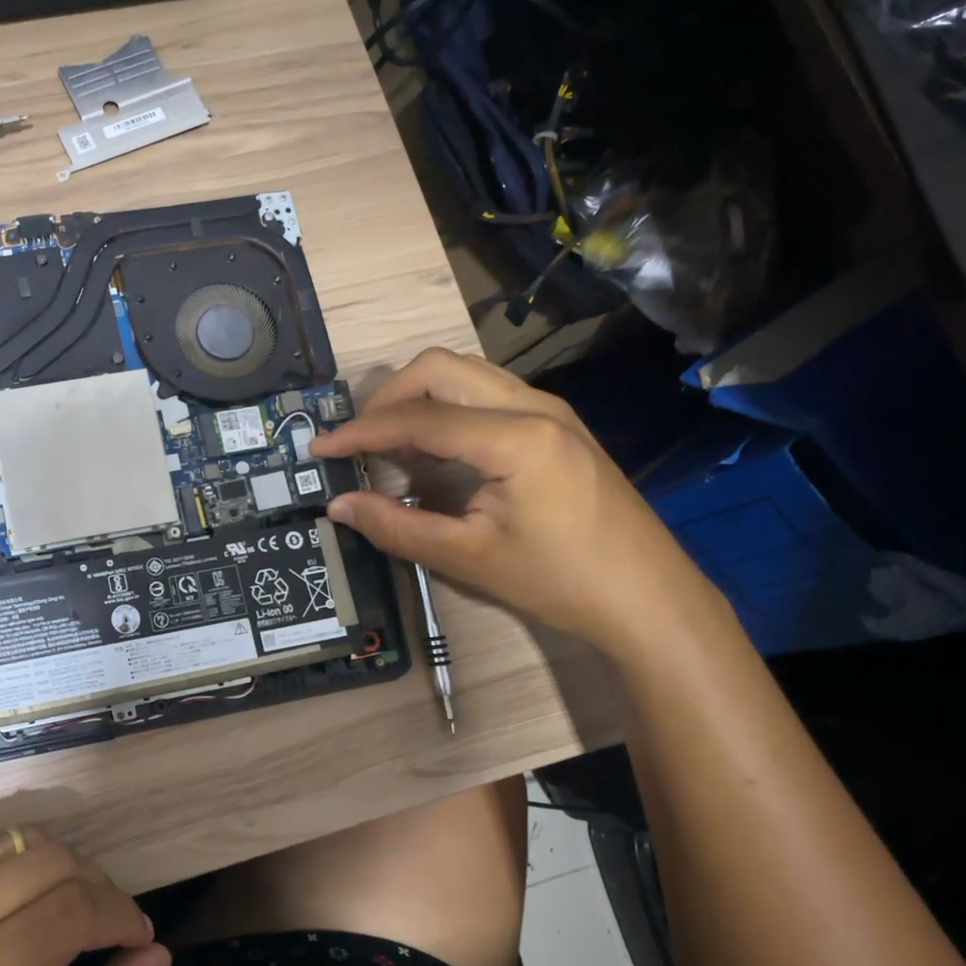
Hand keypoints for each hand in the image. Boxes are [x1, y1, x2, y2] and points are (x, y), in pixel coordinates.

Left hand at [0, 827, 170, 965]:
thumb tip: (152, 954)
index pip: (76, 910)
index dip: (123, 915)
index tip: (138, 935)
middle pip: (58, 862)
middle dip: (102, 887)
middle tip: (111, 922)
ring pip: (30, 839)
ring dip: (68, 866)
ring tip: (75, 905)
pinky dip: (28, 857)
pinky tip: (30, 892)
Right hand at [311, 348, 718, 654]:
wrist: (648, 598)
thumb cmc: (558, 580)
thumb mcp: (466, 558)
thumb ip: (395, 526)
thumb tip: (338, 505)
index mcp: (515, 438)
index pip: (419, 416)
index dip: (360, 432)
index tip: (318, 450)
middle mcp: (534, 407)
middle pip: (440, 368)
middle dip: (387, 397)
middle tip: (356, 441)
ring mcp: (551, 411)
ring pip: (465, 374)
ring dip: (418, 399)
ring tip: (388, 448)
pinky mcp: (557, 426)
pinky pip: (486, 395)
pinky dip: (446, 409)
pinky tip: (432, 454)